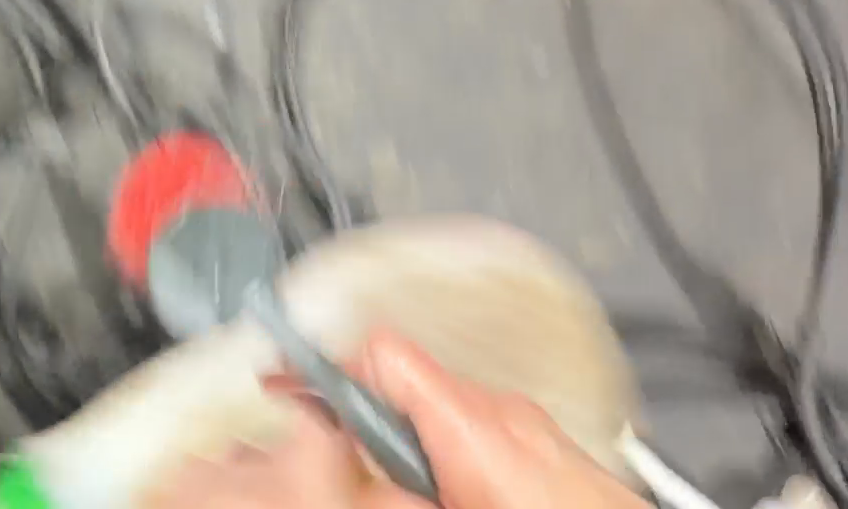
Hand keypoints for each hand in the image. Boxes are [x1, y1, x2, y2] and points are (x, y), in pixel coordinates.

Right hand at [148, 331, 644, 508]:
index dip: (321, 361)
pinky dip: (454, 448)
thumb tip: (327, 452)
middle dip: (364, 411)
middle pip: (402, 379)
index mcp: (471, 424)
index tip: (280, 376)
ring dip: (411, 435)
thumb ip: (377, 483)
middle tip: (342, 451)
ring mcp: (541, 432)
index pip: (378, 353)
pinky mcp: (567, 455)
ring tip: (408, 484)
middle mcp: (507, 413)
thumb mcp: (433, 507)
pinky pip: (486, 430)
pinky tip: (458, 491)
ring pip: (444, 407)